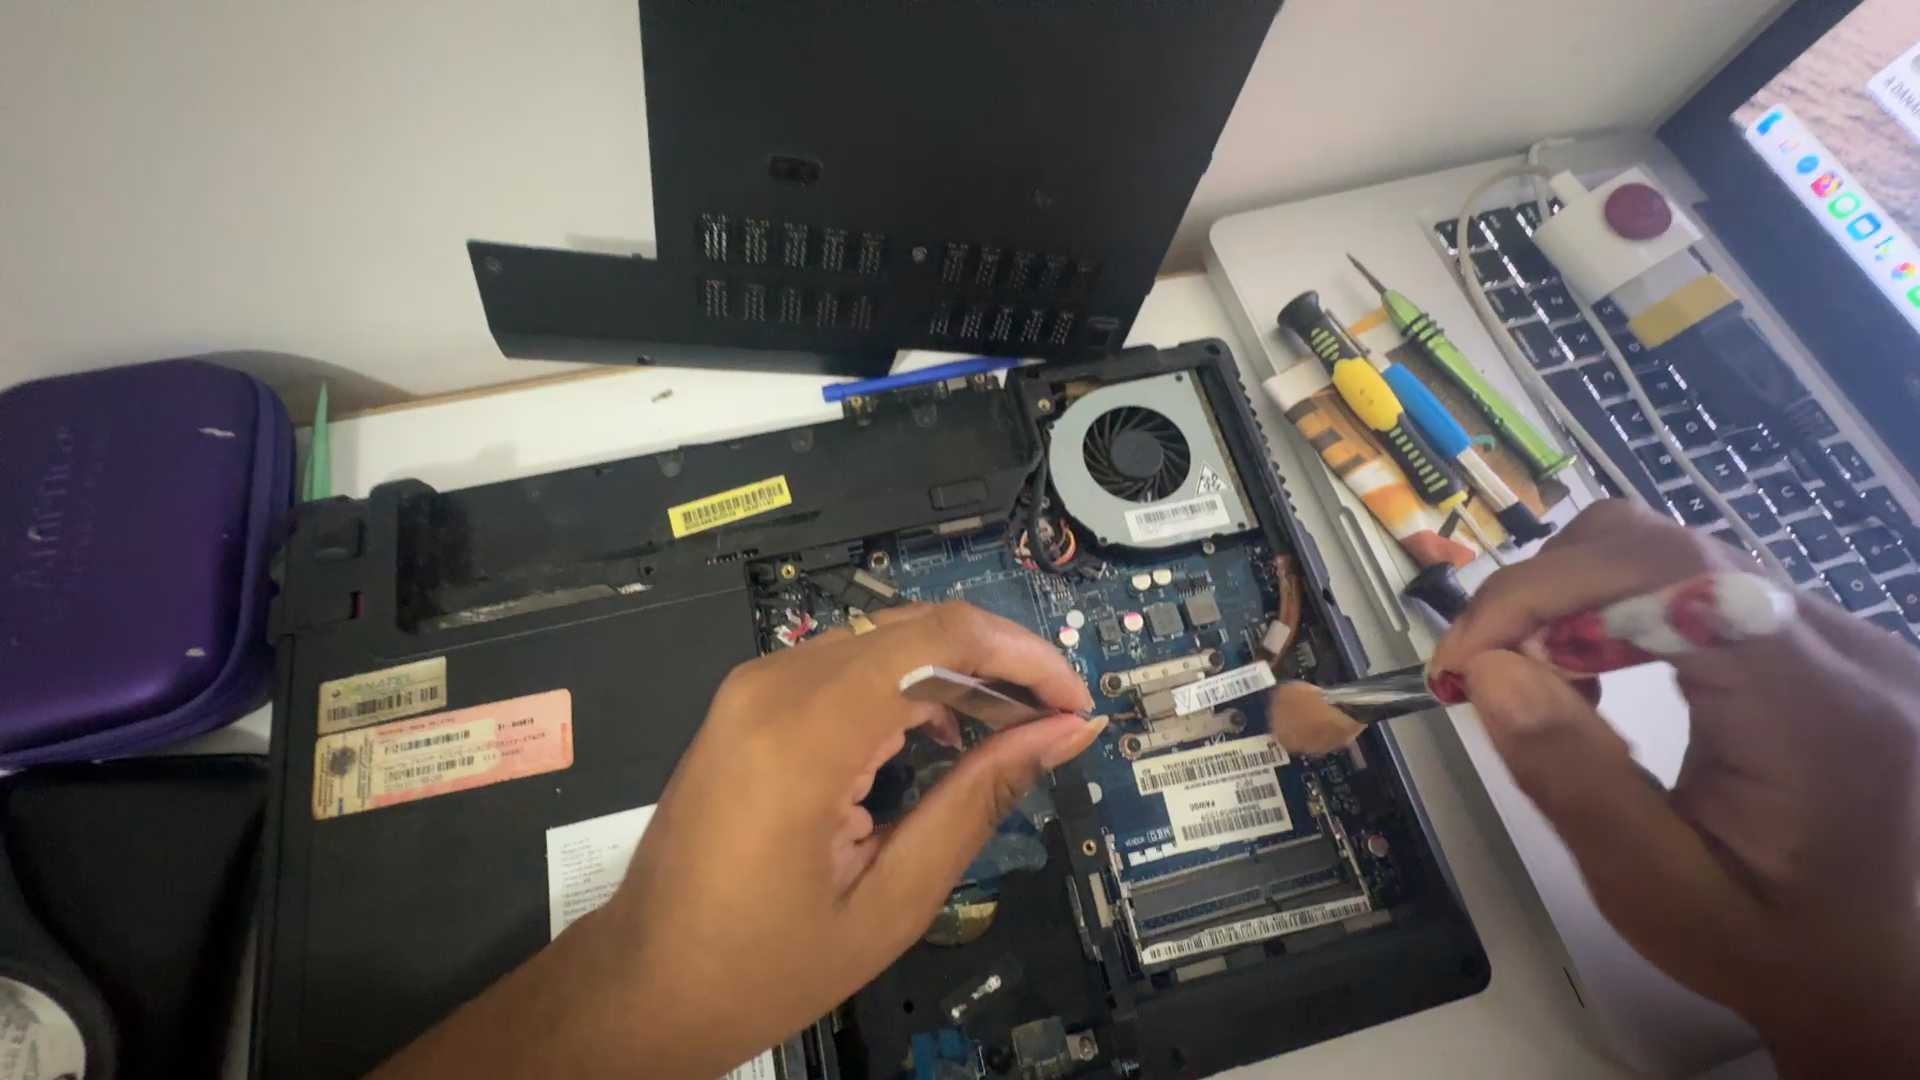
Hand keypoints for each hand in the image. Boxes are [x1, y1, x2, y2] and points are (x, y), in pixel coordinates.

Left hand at [600, 602, 1100, 1078]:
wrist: (645, 981)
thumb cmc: (763, 963)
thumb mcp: (893, 897)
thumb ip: (981, 798)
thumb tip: (1061, 733)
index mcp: (804, 734)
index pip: (938, 640)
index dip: (1022, 656)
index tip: (1071, 701)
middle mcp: (775, 683)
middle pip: (917, 625)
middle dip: (1000, 661)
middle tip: (1052, 718)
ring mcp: (757, 682)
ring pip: (887, 635)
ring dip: (958, 669)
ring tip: (1008, 727)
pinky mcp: (755, 694)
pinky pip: (851, 660)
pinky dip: (910, 680)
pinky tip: (938, 729)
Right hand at [1411, 501, 1918, 1074]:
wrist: (1898, 970)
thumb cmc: (1779, 946)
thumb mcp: (1661, 894)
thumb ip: (1576, 782)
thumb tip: (1488, 669)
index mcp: (1819, 710)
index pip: (1662, 575)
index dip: (1539, 593)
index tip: (1464, 661)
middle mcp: (1840, 648)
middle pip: (1649, 547)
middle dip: (1535, 596)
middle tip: (1480, 671)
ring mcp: (1826, 636)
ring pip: (1651, 552)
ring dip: (1558, 601)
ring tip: (1531, 676)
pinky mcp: (1800, 640)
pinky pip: (1671, 583)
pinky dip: (1592, 611)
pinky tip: (1583, 672)